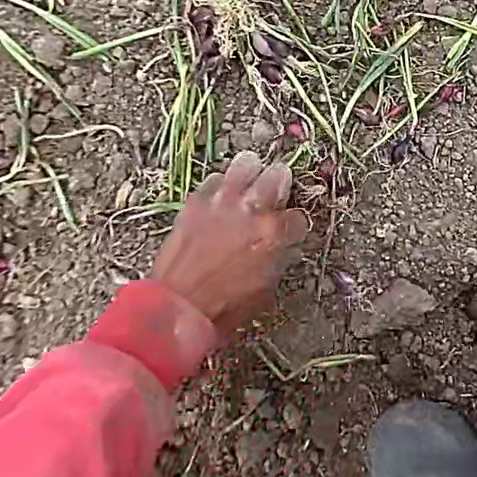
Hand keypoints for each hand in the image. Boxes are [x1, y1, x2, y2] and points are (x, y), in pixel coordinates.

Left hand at [152, 152, 308, 332]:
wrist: (178, 308)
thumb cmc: (225, 306)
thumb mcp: (266, 287)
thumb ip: (277, 258)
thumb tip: (281, 248)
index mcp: (275, 233)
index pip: (298, 217)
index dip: (295, 223)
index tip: (290, 229)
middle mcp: (253, 211)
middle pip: (277, 177)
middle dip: (280, 180)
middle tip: (278, 181)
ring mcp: (223, 204)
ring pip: (244, 167)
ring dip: (251, 169)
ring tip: (252, 169)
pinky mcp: (195, 205)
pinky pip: (211, 182)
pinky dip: (218, 185)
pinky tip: (220, 192)